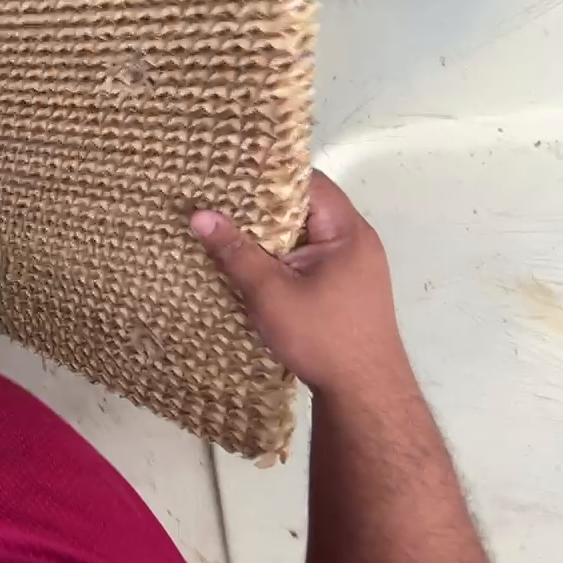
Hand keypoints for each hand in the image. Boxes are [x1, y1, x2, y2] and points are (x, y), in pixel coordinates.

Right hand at [189, 171, 415, 397]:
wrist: (363, 392)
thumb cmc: (321, 336)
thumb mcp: (270, 292)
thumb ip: (235, 251)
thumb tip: (199, 214)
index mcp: (346, 232)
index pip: (309, 182)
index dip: (269, 173)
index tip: (228, 170)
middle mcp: (353, 241)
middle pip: (302, 206)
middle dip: (258, 203)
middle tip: (213, 197)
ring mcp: (348, 265)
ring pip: (298, 233)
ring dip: (263, 232)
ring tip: (219, 225)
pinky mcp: (338, 286)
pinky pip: (300, 256)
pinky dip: (273, 253)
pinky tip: (242, 260)